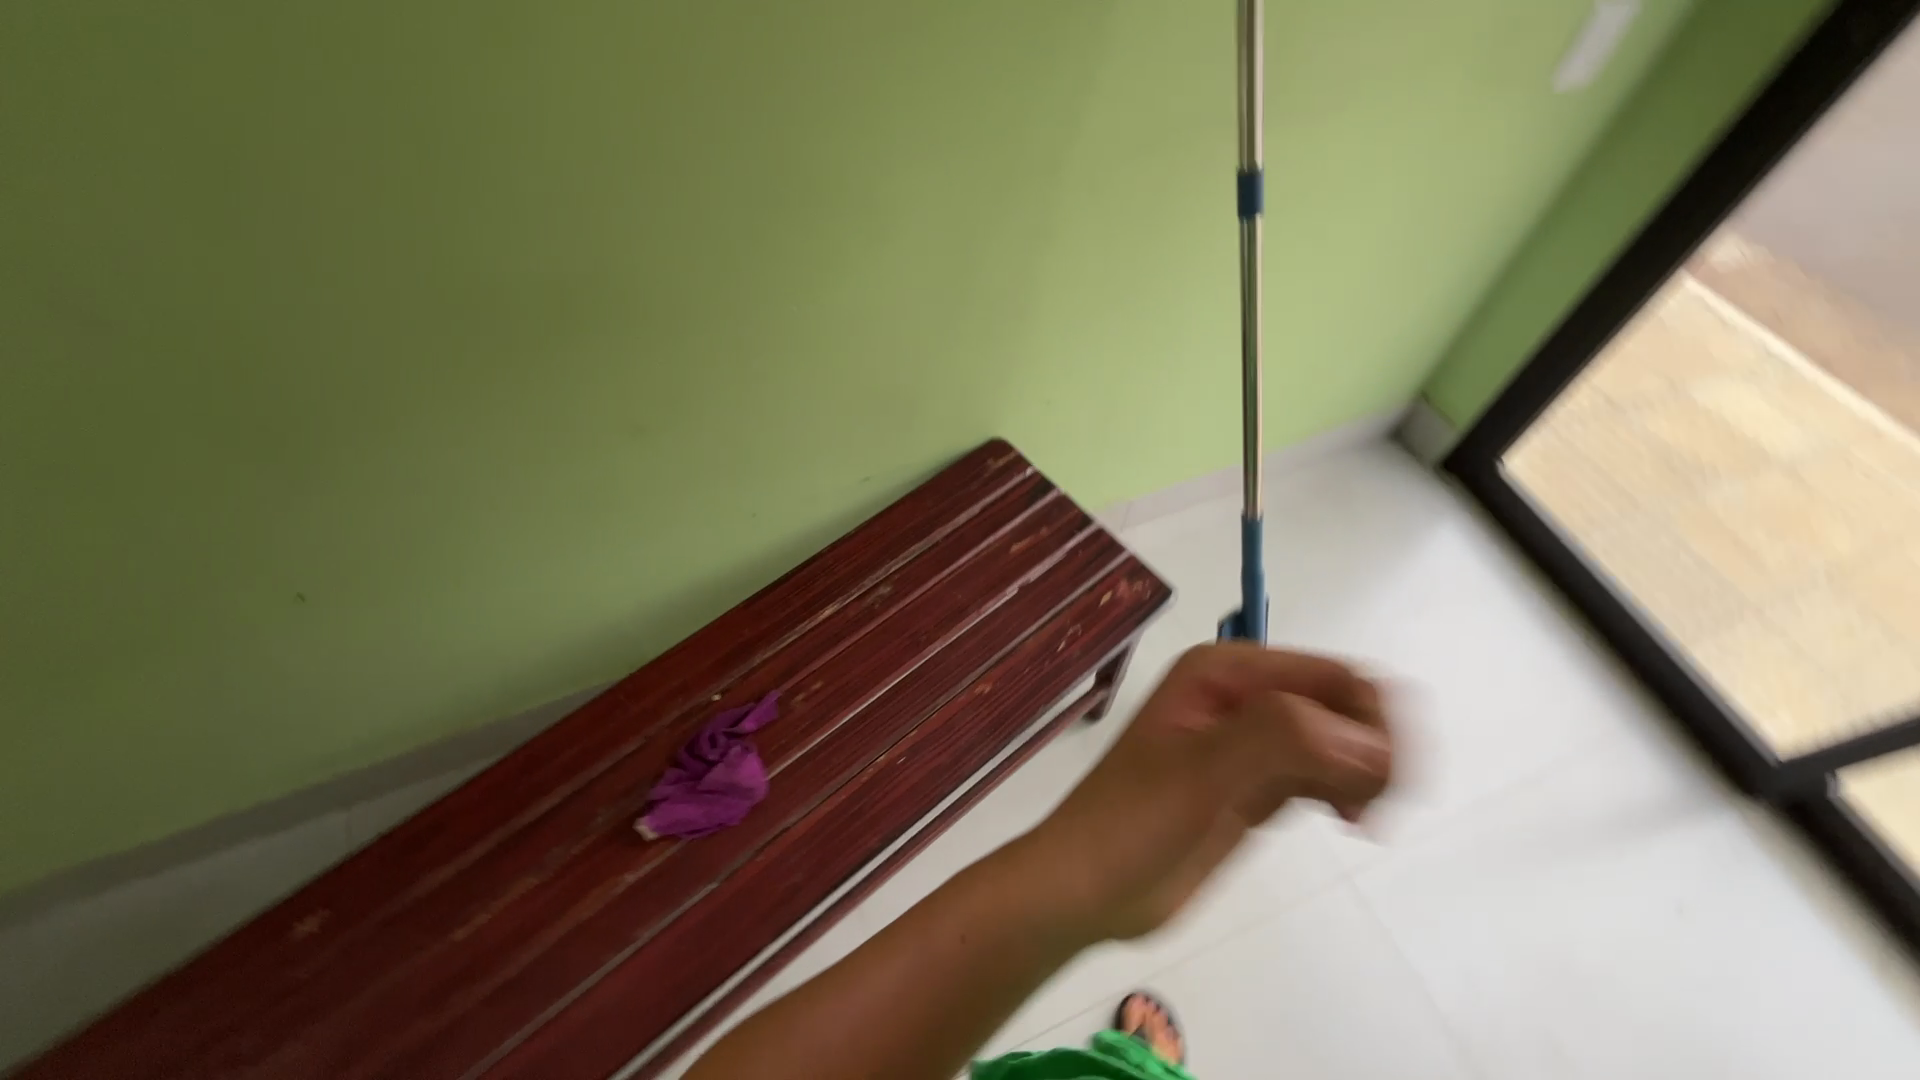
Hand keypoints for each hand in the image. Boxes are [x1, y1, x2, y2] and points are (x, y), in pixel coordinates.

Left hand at [1017, 643, 1393, 942]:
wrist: (1088, 889)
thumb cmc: (1132, 824)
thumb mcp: (1202, 773)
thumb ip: (1280, 739)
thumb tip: (1373, 742)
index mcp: (1224, 671)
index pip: (1333, 677)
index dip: (1372, 723)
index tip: (1384, 787)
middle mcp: (1241, 696)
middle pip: (1345, 705)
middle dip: (1374, 749)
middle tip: (1368, 812)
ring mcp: (1251, 743)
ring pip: (1341, 740)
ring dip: (1367, 773)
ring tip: (1358, 820)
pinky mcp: (1257, 786)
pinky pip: (1324, 773)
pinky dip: (1346, 791)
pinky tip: (1347, 820)